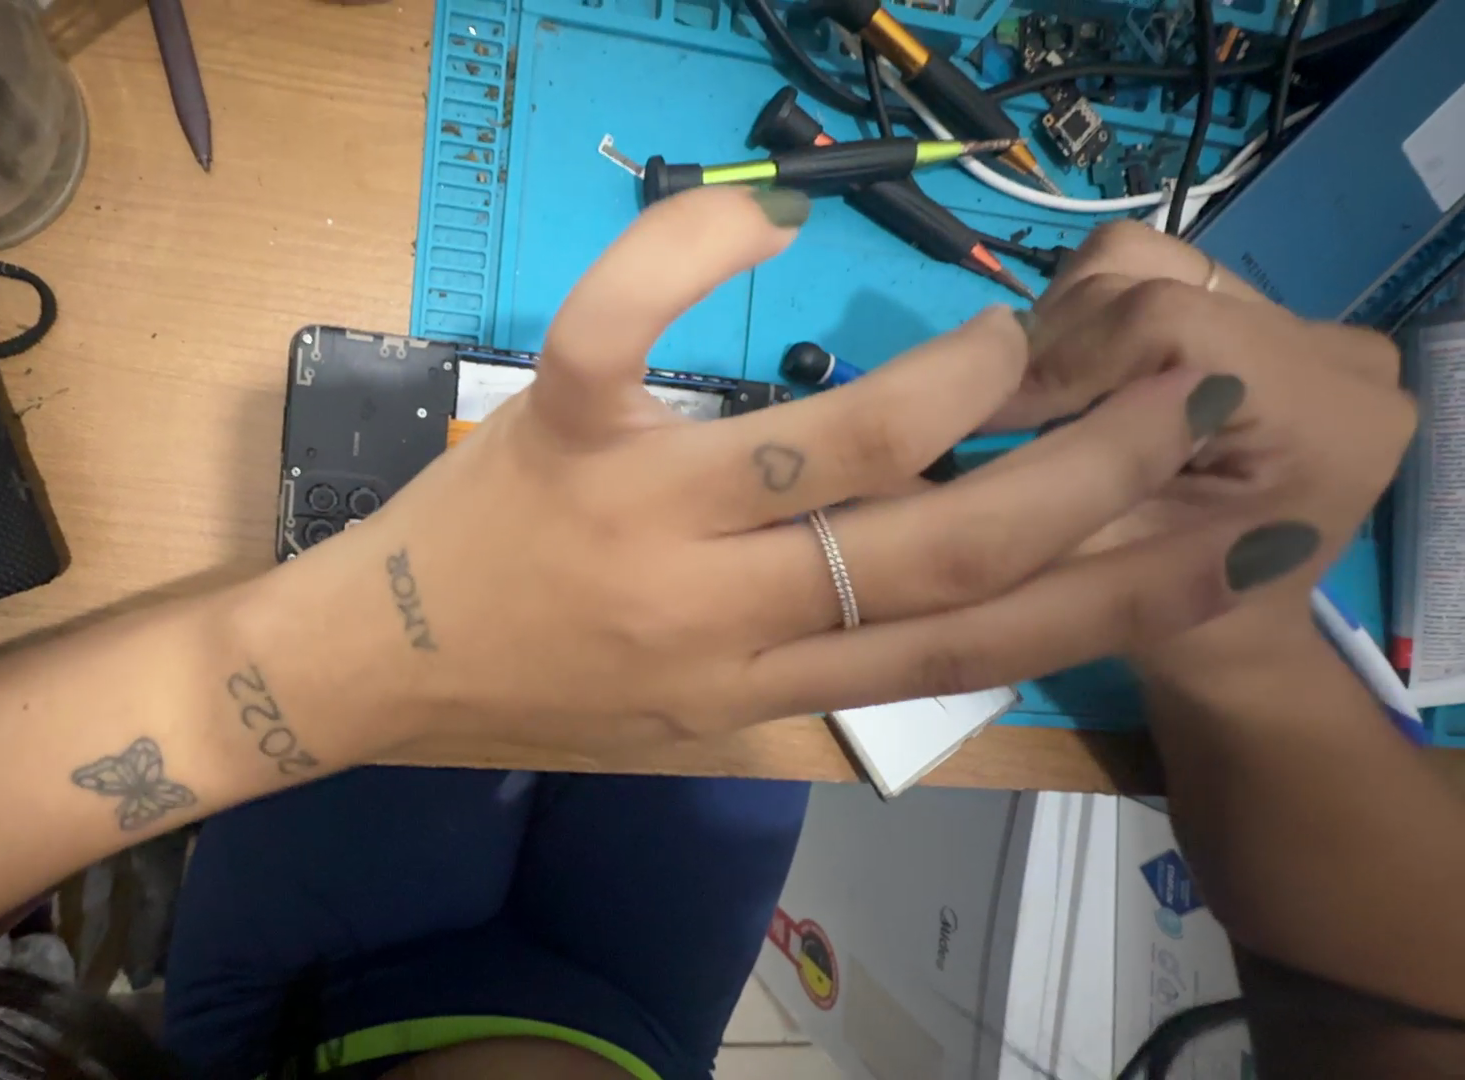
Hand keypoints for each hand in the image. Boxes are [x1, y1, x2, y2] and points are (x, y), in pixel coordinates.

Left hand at [245, 193, 1305, 754]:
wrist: (374, 671)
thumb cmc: (524, 692)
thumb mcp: (669, 720)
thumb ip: (787, 673)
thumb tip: (906, 608)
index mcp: (746, 689)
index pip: (956, 652)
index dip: (1099, 601)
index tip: (1196, 537)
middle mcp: (712, 611)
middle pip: (934, 550)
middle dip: (1082, 476)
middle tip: (1164, 399)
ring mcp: (632, 512)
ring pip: (831, 446)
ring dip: (955, 378)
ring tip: (1014, 332)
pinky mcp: (555, 434)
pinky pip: (627, 325)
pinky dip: (691, 249)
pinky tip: (766, 219)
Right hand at [998, 221, 1415, 683]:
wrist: (1225, 630)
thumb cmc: (1159, 618)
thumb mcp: (1089, 560)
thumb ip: (1047, 475)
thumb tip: (963, 397)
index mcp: (1322, 414)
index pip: (1159, 319)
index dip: (1052, 365)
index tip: (984, 426)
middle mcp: (1334, 351)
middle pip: (1142, 280)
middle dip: (1048, 352)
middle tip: (1014, 429)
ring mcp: (1304, 330)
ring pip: (1137, 260)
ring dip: (1061, 331)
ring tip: (1051, 406)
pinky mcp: (1264, 326)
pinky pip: (1148, 272)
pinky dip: (1084, 320)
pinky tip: (1080, 384)